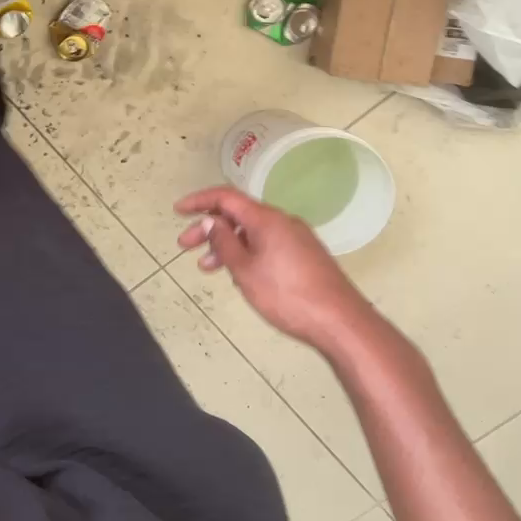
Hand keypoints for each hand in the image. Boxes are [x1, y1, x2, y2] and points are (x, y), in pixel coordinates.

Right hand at [175, 186, 376, 353]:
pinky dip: (245, 252)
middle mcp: (282, 222)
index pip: (225, 197)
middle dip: (208, 228)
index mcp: (266, 219)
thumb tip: (210, 221)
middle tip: (185, 246)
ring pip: (251, 232)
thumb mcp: (245, 270)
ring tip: (207, 267)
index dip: (199, 200)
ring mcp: (296, 238)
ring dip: (226, 244)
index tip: (178, 210)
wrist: (342, 323)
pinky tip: (239, 274)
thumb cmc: (287, 295)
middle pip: (237, 215)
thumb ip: (223, 242)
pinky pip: (266, 243)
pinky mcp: (304, 255)